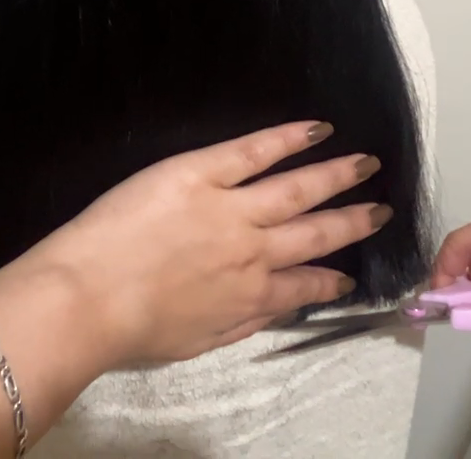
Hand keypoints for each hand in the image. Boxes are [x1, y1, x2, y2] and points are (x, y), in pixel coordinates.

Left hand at [0, 121, 390, 366]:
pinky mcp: (202, 172)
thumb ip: (237, 325)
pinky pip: (254, 151)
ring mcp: (231, 208)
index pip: (302, 286)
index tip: (349, 276)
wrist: (89, 295)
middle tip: (382, 207)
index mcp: (248, 296)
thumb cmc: (131, 326)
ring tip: (365, 163)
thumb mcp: (195, 342)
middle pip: (314, 232)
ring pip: (297, 188)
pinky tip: (314, 128)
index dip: (330, 281)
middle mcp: (253, 251)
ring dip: (336, 176)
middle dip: (352, 221)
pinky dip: (287, 138)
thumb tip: (266, 313)